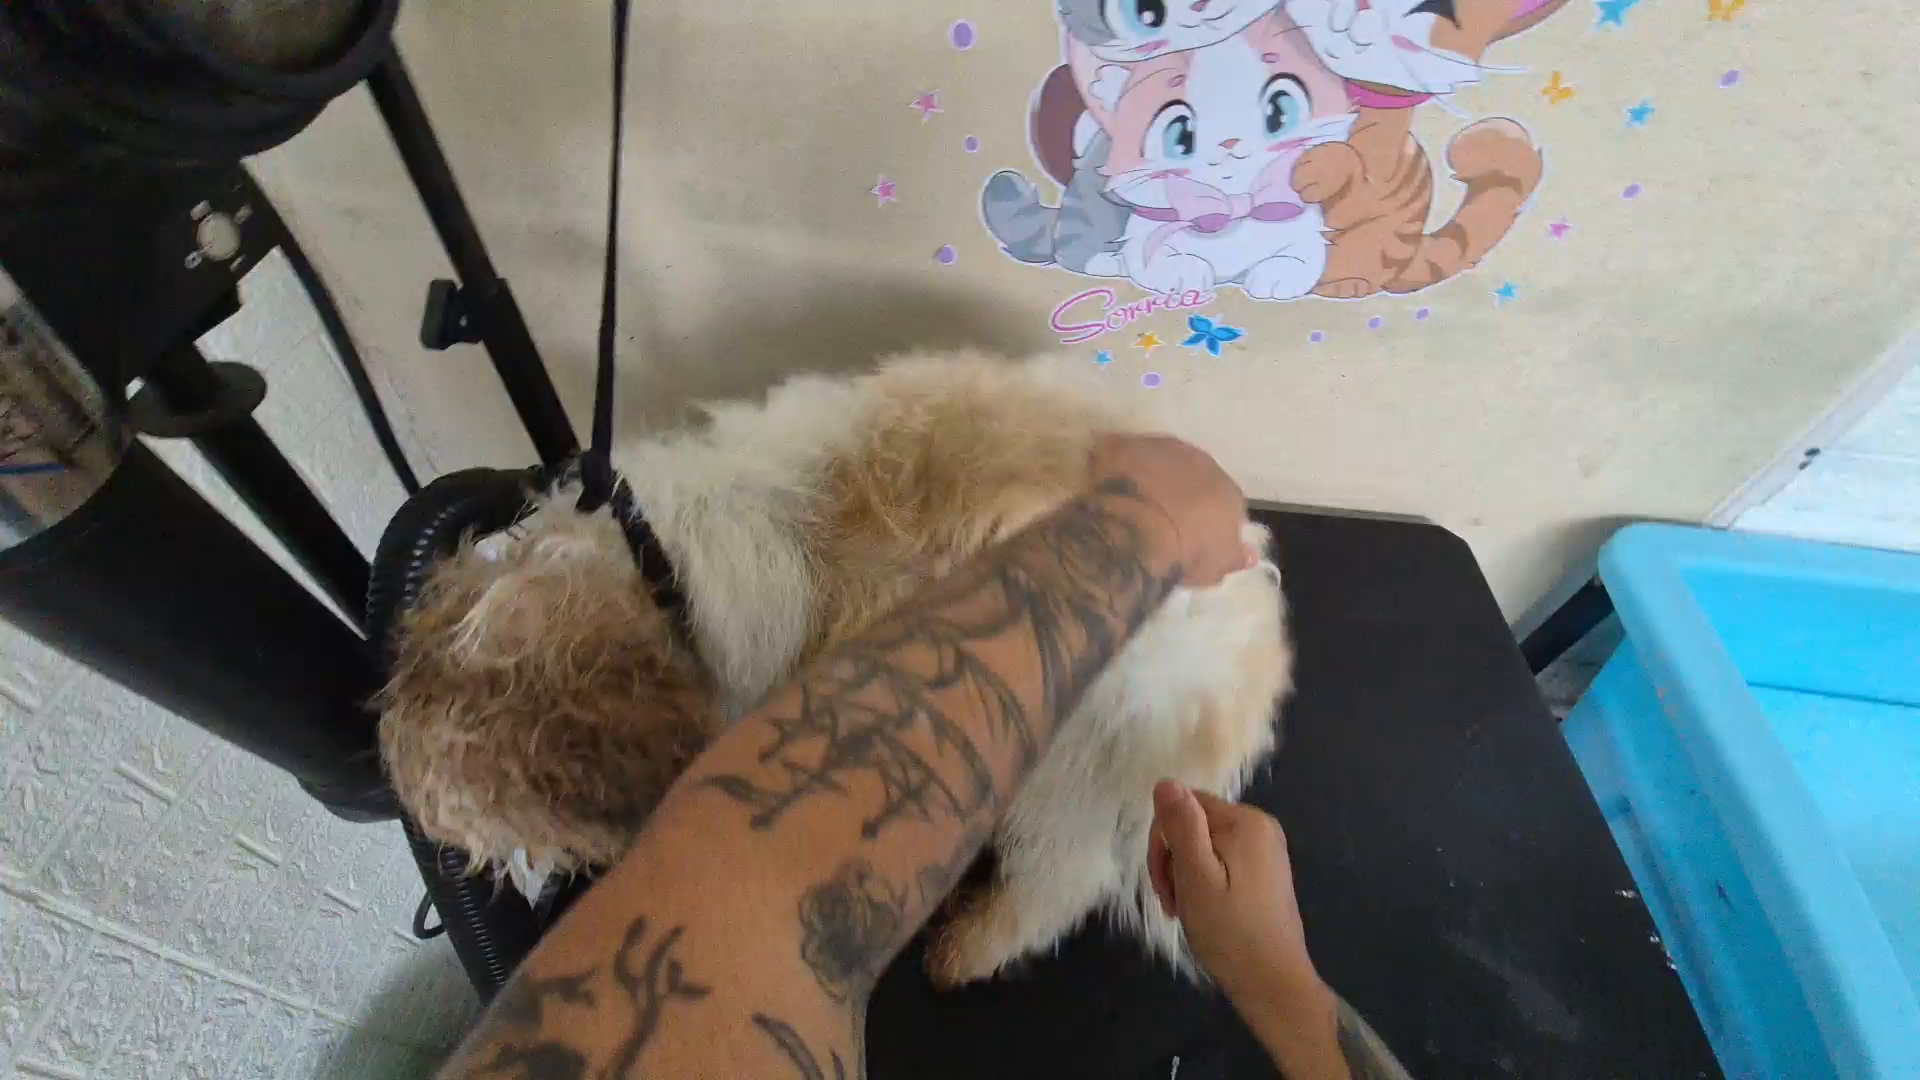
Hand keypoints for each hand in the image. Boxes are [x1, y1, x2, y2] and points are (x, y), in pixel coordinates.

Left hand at [1088, 435, 1250, 587]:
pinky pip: (1116, 447)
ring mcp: (1160, 449)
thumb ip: (1233, 556)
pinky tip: (1100, 476)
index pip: (1222, 498)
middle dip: (1175, 487)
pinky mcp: (1123, 446)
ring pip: (1155, 456)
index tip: (1188, 529)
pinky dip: (1110, 459)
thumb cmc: (1182, 554)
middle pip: (1189, 472)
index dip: (1203, 513)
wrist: (1138, 533)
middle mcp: (1199, 460)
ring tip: (1127, 493)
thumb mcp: (1215, 567)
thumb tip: (1250, 554)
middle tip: (1156, 510)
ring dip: (1144, 470)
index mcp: (1226, 490)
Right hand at [1149, 782, 1347, 1078]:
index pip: (1183, 805)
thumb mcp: (1195, 875)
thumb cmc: (1230, 931)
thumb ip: (1181, 825)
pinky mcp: (1264, 871)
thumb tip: (1166, 781)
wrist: (1274, 987)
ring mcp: (1265, 849)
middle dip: (1173, 859)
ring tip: (1185, 909)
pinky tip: (1203, 908)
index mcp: (1245, 820)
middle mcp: (1259, 826)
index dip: (1164, 840)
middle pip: (1193, 823)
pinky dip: (1203, 881)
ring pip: (1202, 844)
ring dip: (1184, 873)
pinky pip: (1220, 860)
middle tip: (1172, 901)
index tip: (1164, 882)